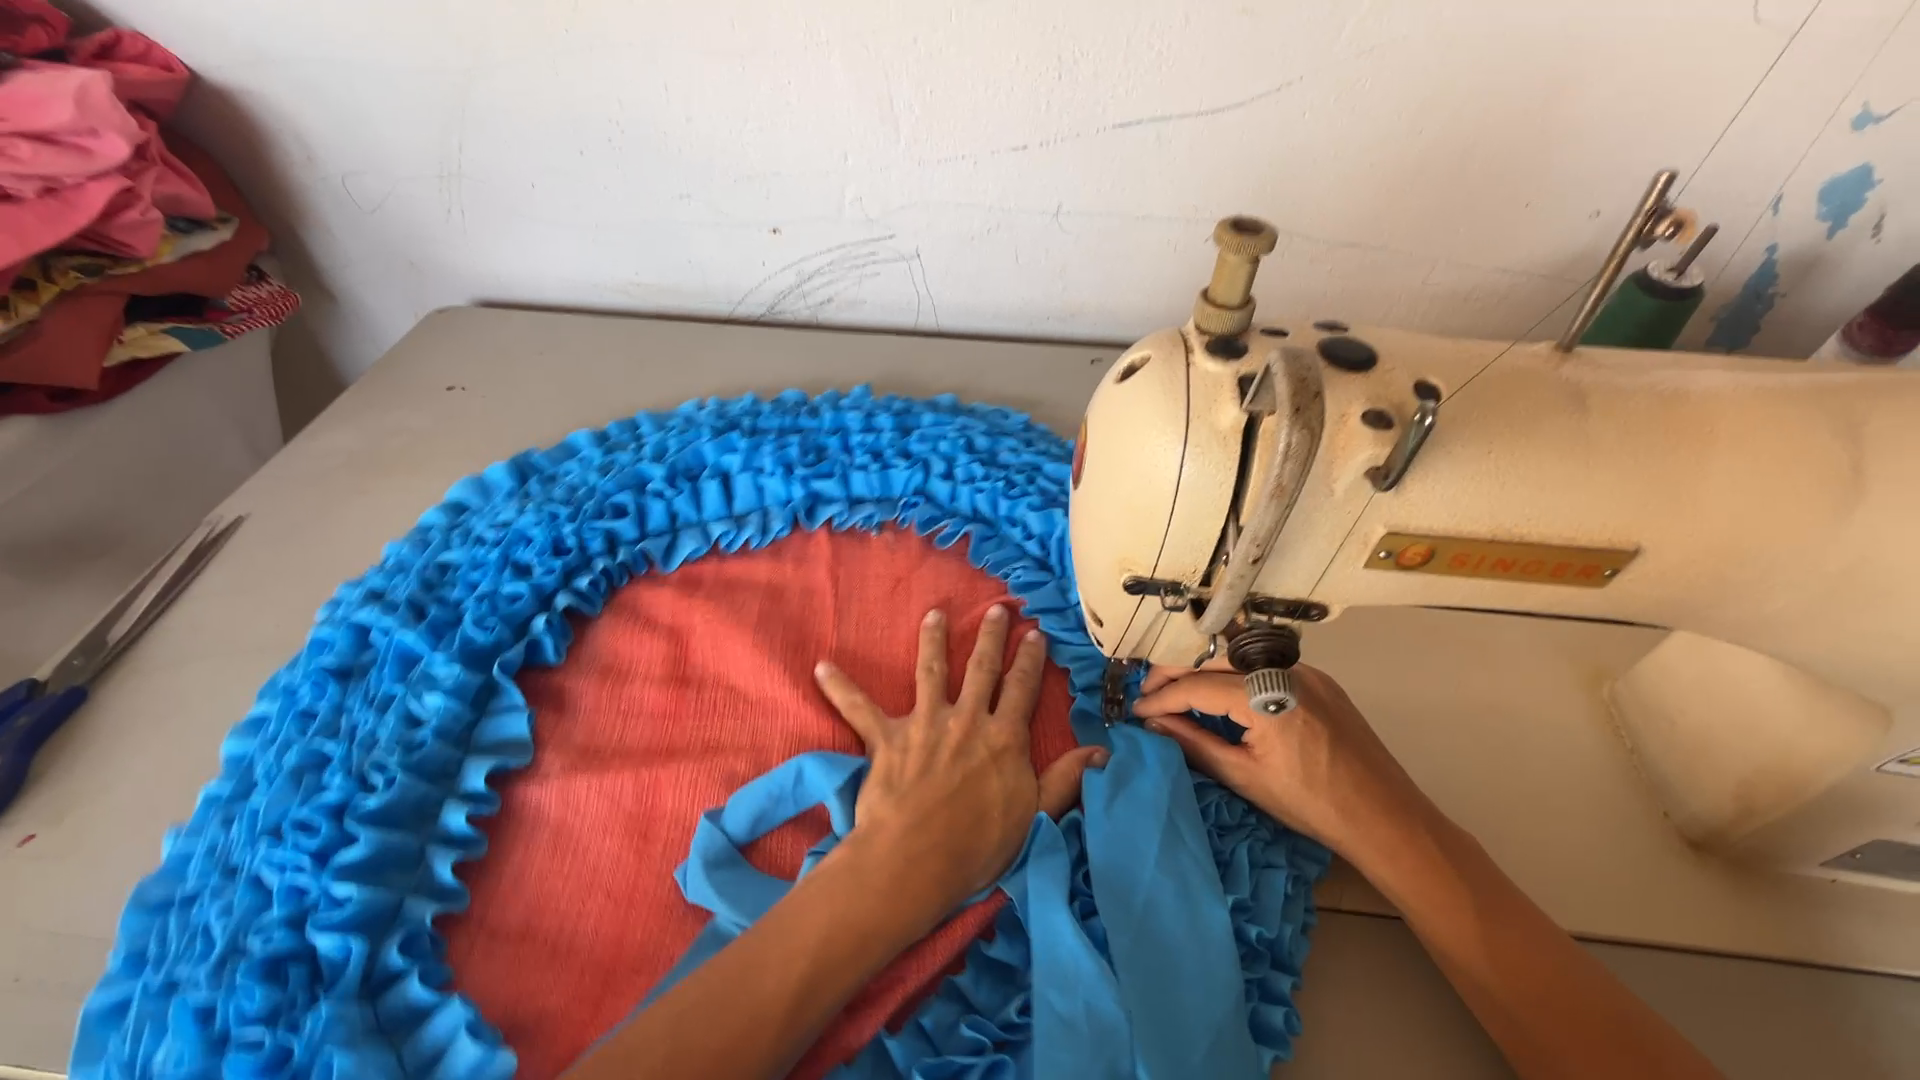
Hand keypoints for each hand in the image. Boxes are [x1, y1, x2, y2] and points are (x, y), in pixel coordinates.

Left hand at [813, 605, 1107, 911]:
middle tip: (997, 609)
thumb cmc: (979, 845)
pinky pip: (858, 707)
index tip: (1036, 634)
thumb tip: (1102, 752)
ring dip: (933, 640)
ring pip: (931, 671)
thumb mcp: (1035, 814)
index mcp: (1004, 737)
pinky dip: (840, 687)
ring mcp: (925, 724)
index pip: (1022, 688)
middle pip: (982, 668)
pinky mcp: (887, 738)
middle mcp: (967, 720)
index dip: (1030, 660)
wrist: (917, 860)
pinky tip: (821, 666)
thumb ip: (1066, 779)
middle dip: (991, 637)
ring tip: (934, 614)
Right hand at [1131, 661, 1434, 857]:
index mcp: (1267, 695)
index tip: (1136, 712)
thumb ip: (1195, 744)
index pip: (1198, 686)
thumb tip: (1155, 725)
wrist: (1387, 819)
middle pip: (1216, 660)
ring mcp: (1309, 673)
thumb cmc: (1312, 805)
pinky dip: (1236, 677)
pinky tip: (1222, 697)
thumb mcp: (1245, 777)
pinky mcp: (1322, 682)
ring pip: (1242, 659)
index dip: (1162, 698)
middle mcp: (1288, 671)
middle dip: (1177, 674)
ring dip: (1205, 672)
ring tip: (1177, 693)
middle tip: (1148, 695)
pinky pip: (1267, 669)